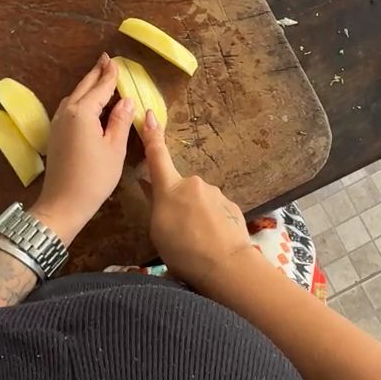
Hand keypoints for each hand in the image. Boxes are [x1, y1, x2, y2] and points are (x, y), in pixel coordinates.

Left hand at [29, 54, 133, 241]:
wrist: (63, 204)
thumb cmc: (94, 177)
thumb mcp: (115, 148)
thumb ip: (120, 121)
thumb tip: (126, 101)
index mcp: (83, 112)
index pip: (100, 88)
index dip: (110, 75)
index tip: (115, 61)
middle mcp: (66, 112)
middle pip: (83, 87)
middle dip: (95, 73)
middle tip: (105, 59)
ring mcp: (58, 123)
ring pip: (73, 96)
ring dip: (86, 85)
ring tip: (98, 78)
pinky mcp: (55, 135)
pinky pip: (68, 108)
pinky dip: (79, 99)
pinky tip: (86, 103)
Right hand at [139, 108, 252, 283]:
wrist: (226, 264)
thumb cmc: (183, 250)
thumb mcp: (157, 230)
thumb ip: (155, 204)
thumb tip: (149, 184)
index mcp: (171, 188)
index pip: (157, 156)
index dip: (152, 135)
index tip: (150, 114)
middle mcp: (194, 184)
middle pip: (181, 190)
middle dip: (178, 206)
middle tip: (178, 234)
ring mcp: (215, 194)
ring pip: (200, 202)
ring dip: (196, 218)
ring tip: (196, 245)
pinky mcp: (231, 206)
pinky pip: (215, 212)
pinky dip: (211, 224)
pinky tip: (212, 243)